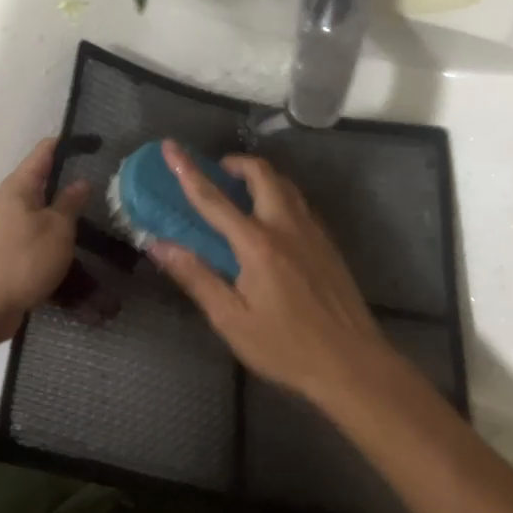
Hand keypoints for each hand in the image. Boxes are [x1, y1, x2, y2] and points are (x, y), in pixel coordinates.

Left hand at [0, 138, 89, 339]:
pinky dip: (55, 236)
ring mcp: (6, 225)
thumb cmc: (23, 260)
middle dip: (69, 181)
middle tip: (103, 185)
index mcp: (18, 186)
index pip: (44, 151)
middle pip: (42, 180)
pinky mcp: (7, 249)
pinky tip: (74, 247)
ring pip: (41, 210)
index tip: (95, 145)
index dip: (68, 144)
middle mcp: (9, 200)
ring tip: (95, 216)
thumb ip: (70, 202)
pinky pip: (36, 233)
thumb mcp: (57, 229)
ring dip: (64, 212)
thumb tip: (81, 181)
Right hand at [148, 140, 391, 402]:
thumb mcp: (232, 320)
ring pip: (285, 185)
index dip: (187, 170)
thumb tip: (159, 245)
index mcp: (257, 244)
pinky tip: (272, 222)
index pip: (213, 199)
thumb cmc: (286, 347)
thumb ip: (196, 277)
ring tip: (241, 191)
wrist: (354, 366)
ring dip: (260, 177)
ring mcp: (313, 233)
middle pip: (261, 174)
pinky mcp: (328, 245)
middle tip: (217, 172)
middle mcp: (286, 227)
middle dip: (236, 163)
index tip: (170, 147)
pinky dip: (280, 196)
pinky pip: (300, 204)